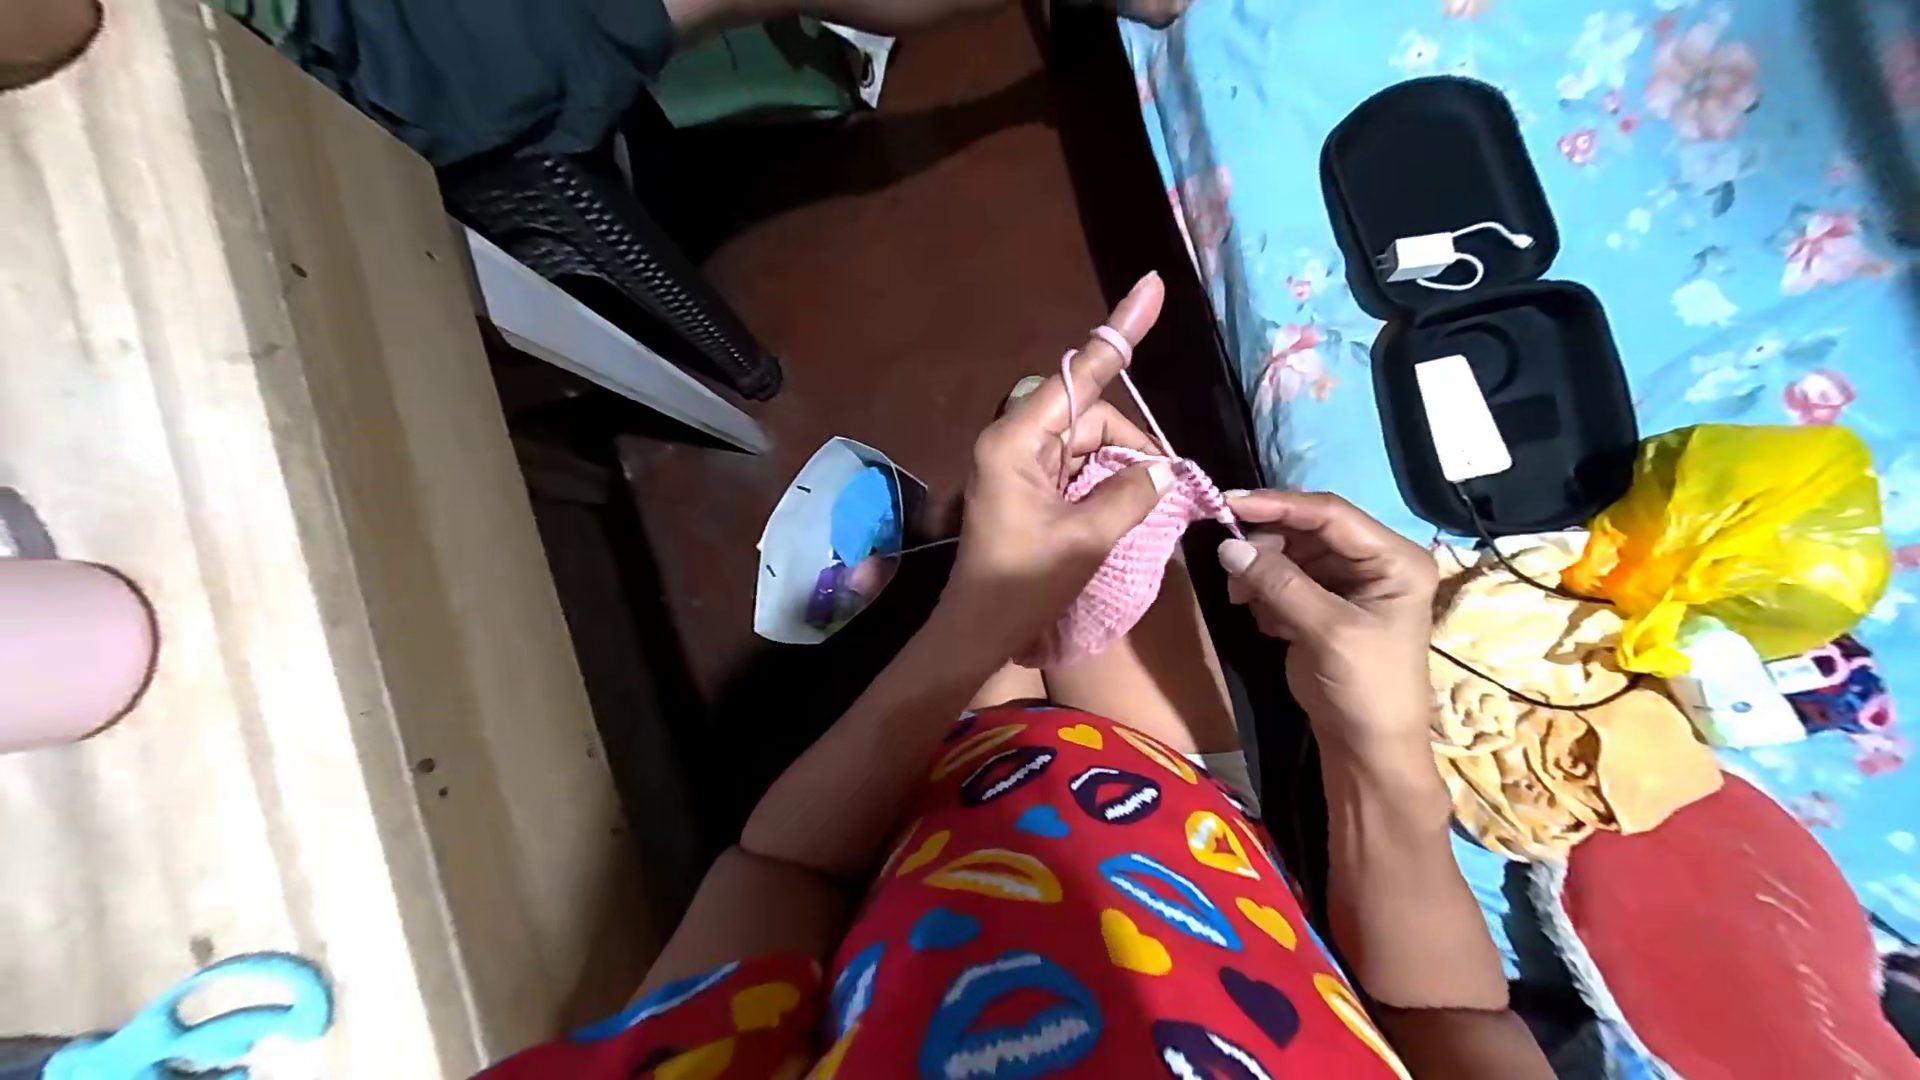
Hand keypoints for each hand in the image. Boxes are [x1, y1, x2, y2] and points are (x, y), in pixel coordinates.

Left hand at [939, 273, 1173, 654]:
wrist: (979, 628)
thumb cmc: (1024, 584)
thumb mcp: (1087, 538)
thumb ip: (1131, 492)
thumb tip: (1165, 469)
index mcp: (1017, 441)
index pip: (1078, 376)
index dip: (1119, 333)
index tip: (1151, 285)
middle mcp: (1013, 441)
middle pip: (1088, 415)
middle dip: (1129, 444)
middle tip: (1164, 484)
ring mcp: (1017, 463)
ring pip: (1085, 443)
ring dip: (1118, 466)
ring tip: (1142, 503)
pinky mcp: (1024, 486)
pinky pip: (1074, 466)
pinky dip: (1102, 480)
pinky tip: (1122, 502)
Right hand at [1215, 492, 1438, 756]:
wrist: (1365, 743)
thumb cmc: (1365, 685)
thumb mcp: (1326, 630)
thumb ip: (1278, 583)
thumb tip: (1227, 545)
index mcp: (1393, 558)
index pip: (1329, 513)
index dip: (1277, 504)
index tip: (1227, 502)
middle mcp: (1371, 559)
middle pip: (1304, 528)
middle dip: (1264, 543)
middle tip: (1229, 563)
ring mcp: (1344, 579)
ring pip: (1286, 551)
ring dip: (1259, 570)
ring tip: (1243, 600)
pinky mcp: (1319, 598)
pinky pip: (1280, 575)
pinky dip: (1262, 590)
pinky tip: (1265, 619)